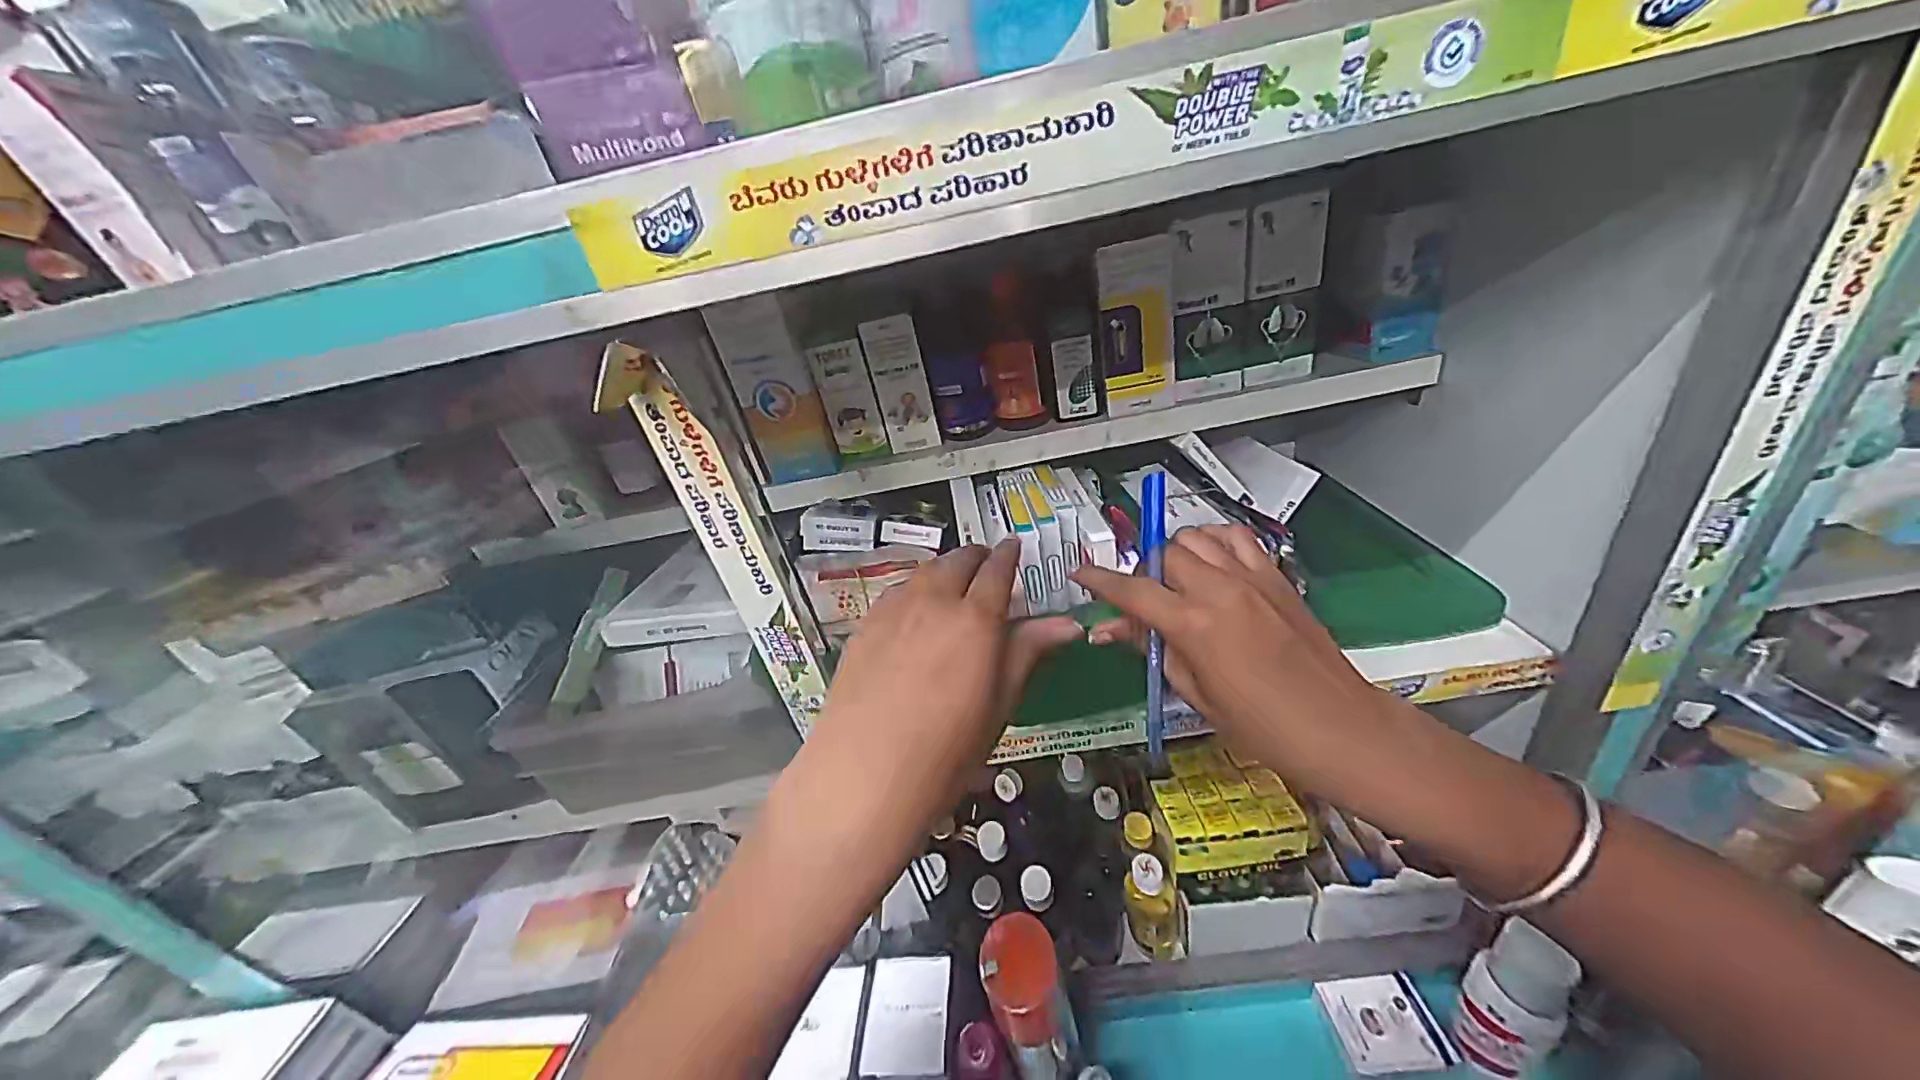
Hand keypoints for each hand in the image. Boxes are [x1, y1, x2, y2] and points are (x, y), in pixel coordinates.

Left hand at [805, 540, 1080, 829]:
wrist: (865, 772)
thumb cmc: (947, 750)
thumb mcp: (999, 704)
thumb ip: (1027, 652)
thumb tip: (1068, 623)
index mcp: (976, 619)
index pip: (998, 571)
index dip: (1009, 556)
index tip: (1015, 547)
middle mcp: (934, 601)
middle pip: (958, 561)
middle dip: (977, 557)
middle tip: (988, 565)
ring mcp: (894, 610)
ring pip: (925, 571)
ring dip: (945, 568)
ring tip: (953, 582)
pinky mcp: (865, 625)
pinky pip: (898, 590)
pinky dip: (915, 587)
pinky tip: (915, 608)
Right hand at [1072, 524, 1393, 798]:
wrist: (1341, 729)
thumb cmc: (1263, 728)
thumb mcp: (1196, 694)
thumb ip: (1154, 650)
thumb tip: (1114, 630)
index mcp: (1195, 626)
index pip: (1132, 590)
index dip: (1100, 580)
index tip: (1081, 574)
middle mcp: (1221, 590)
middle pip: (1163, 556)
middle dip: (1145, 574)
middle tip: (1146, 603)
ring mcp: (1253, 579)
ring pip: (1197, 537)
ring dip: (1178, 553)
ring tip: (1178, 581)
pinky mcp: (1277, 578)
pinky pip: (1237, 538)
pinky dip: (1216, 542)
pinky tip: (1214, 565)